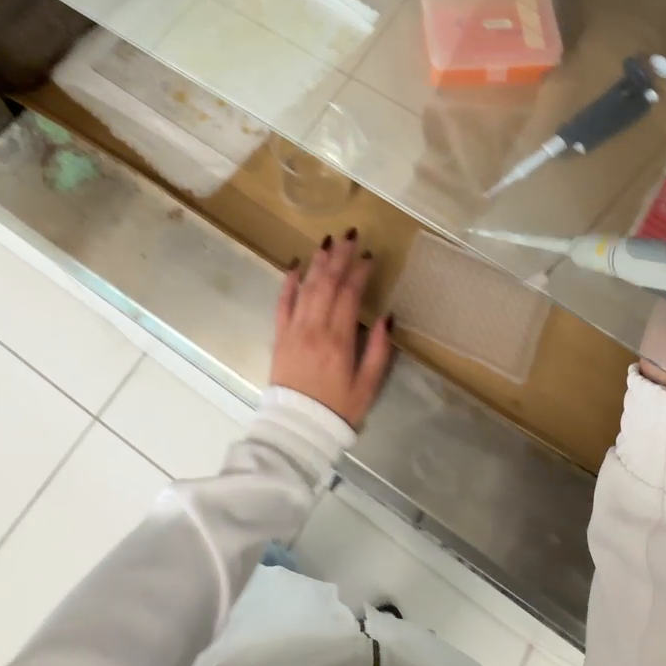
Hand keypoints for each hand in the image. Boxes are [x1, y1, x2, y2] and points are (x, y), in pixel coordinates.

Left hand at [270, 228, 394, 428]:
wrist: (297, 429)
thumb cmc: (337, 410)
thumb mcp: (368, 385)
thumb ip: (378, 350)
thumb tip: (386, 316)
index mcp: (339, 340)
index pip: (349, 295)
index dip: (360, 273)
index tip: (369, 256)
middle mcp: (314, 328)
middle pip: (327, 284)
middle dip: (340, 257)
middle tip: (351, 236)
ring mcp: (293, 330)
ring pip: (306, 287)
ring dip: (318, 262)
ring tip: (328, 241)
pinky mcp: (279, 335)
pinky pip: (282, 302)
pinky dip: (289, 281)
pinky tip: (295, 265)